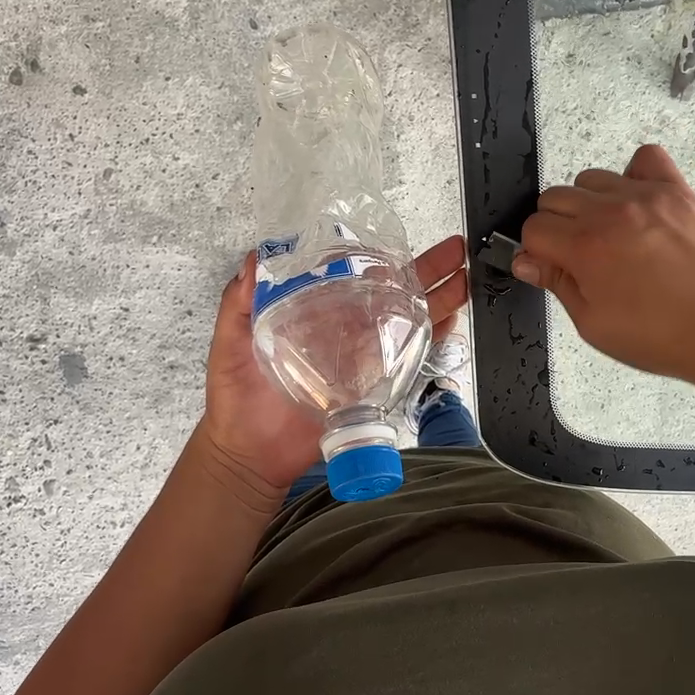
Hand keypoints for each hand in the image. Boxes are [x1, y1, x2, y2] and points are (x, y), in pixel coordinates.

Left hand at [199, 234, 470, 493]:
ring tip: (465, 280)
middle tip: (455, 252)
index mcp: (315, 313)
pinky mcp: (374, 388)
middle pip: (392, 294)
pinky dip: (433, 341)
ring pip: (408, 322)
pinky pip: (409, 362)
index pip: (351, 276)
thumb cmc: (236, 398)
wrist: (250, 454)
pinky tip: (451, 323)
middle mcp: (346, 330)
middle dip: (425, 271)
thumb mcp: (229, 342)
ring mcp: (363, 358)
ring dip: (438, 300)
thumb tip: (252, 259)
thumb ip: (238, 303)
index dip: (377, 257)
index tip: (396, 239)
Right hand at [511, 144, 694, 388]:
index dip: (535, 251)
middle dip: (556, 227)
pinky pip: (644, 157)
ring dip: (589, 203)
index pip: (533, 227)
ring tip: (609, 237)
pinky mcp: (677, 191)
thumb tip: (526, 262)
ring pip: (591, 178)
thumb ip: (556, 284)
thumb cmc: (664, 335)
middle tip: (577, 257)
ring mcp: (646, 196)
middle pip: (555, 197)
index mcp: (586, 247)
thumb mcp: (593, 323)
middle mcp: (612, 212)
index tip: (548, 266)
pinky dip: (633, 175)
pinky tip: (636, 207)